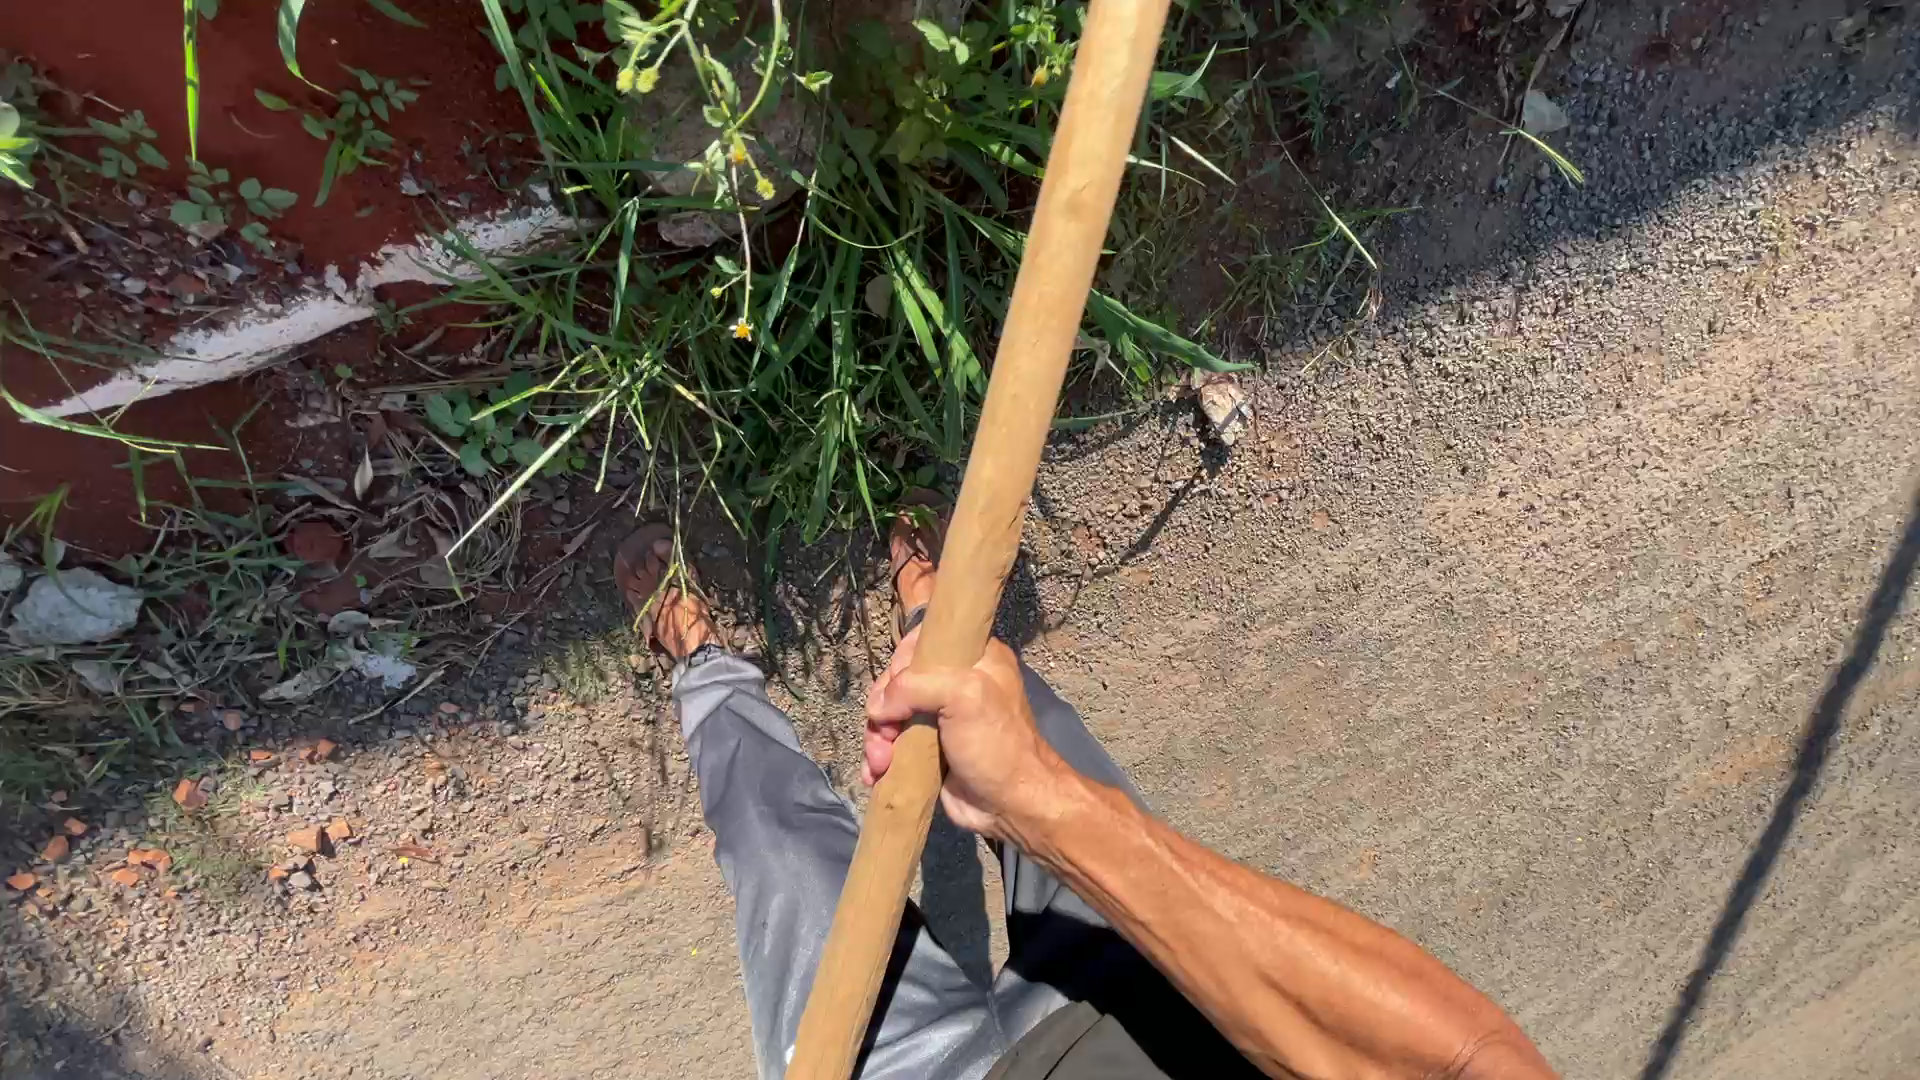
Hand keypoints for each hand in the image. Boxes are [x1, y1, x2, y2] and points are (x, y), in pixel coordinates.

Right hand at [864, 628, 1065, 838]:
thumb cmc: (997, 745)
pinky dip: (880, 756)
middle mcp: (956, 681)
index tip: (897, 686)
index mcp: (975, 656)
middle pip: (900, 679)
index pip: (924, 640)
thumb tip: (877, 707)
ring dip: (877, 737)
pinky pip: (893, 741)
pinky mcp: (928, 747)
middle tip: (884, 732)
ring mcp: (941, 716)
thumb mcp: (964, 696)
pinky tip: (876, 773)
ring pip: (891, 712)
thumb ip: (916, 686)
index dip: (902, 660)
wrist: (1012, 806)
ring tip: (880, 762)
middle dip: (884, 707)